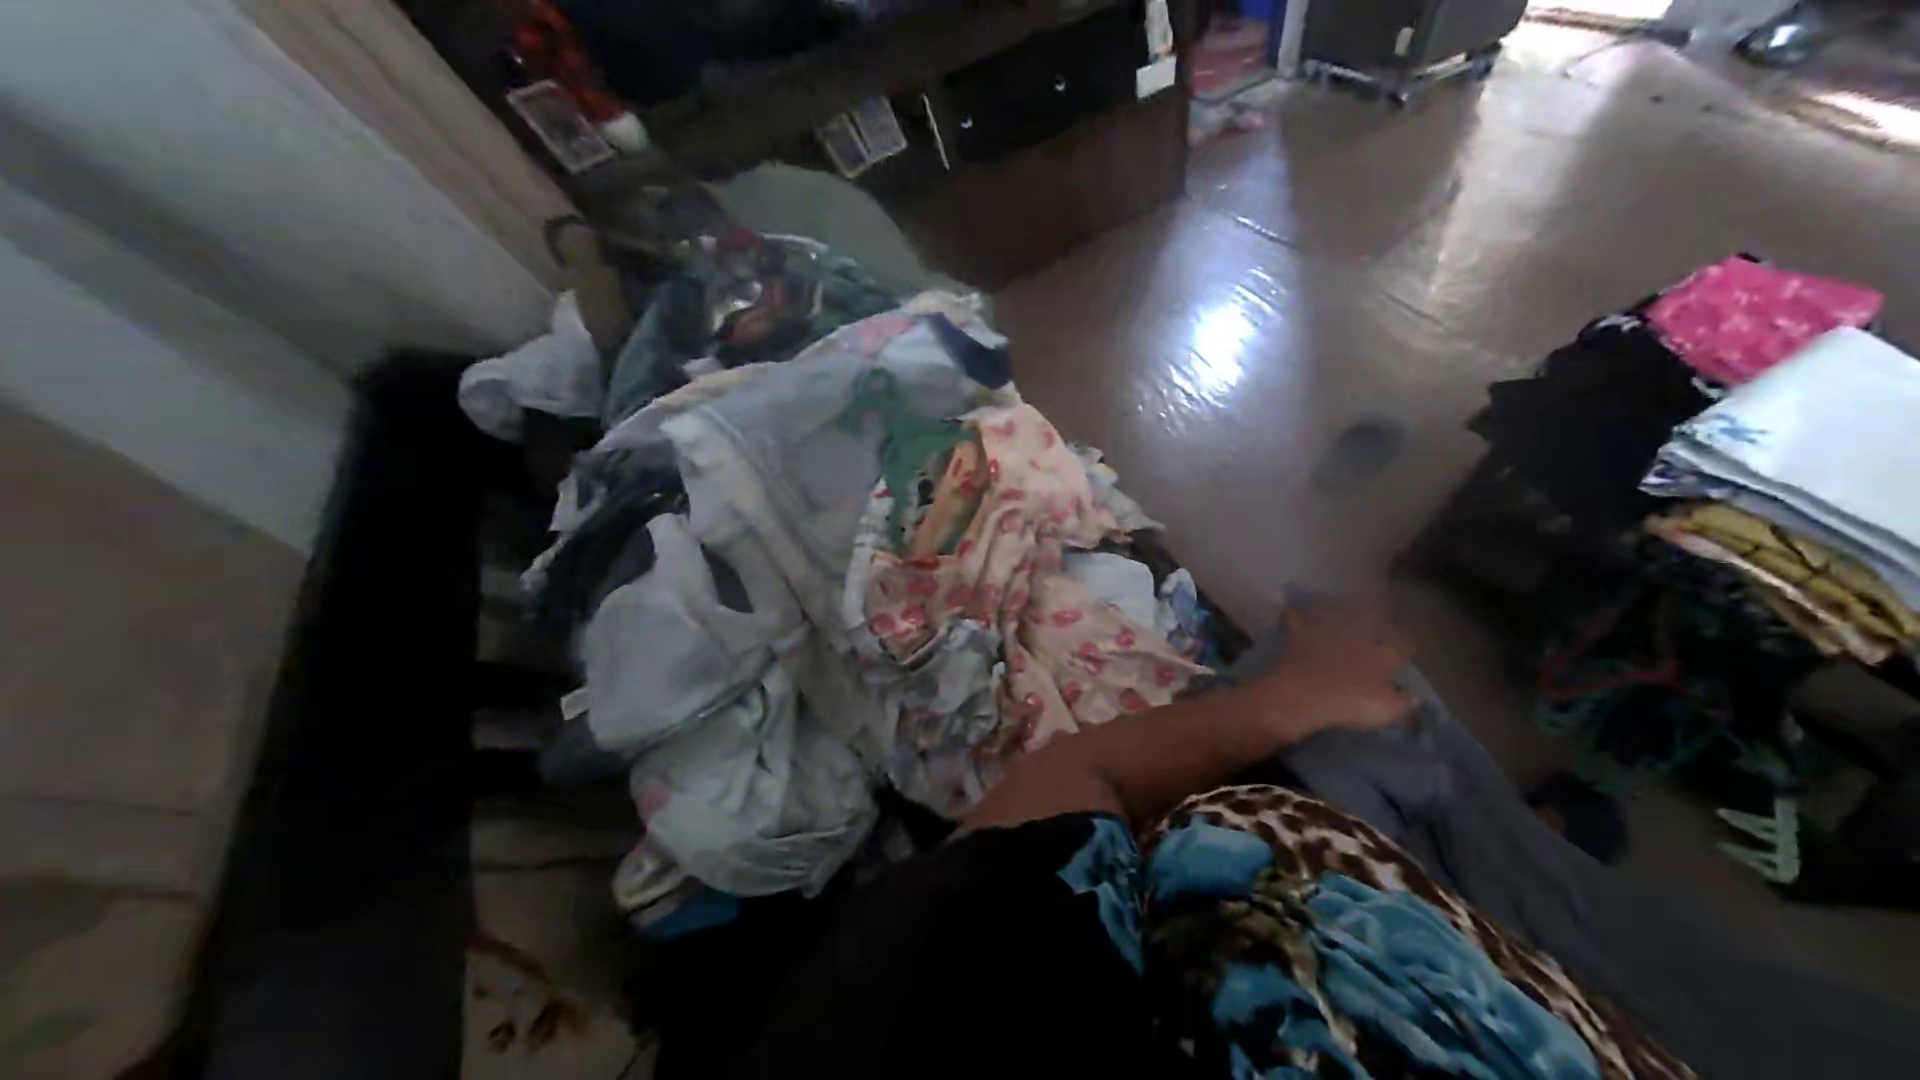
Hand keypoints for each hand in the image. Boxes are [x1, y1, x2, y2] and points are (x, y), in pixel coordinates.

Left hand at [1250, 599, 1414, 737]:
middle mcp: (1359, 635)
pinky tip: (1290, 612)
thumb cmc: (1352, 704)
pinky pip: (1295, 617)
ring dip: (1338, 610)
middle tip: (1374, 620)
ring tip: (1338, 610)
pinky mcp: (1301, 633)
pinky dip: (1294, 615)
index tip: (1404, 650)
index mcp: (1384, 654)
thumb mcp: (1389, 710)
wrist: (1305, 693)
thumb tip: (1413, 696)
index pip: (1402, 645)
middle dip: (1375, 618)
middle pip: (1372, 617)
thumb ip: (1405, 701)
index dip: (1404, 647)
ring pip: (1337, 610)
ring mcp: (1328, 631)